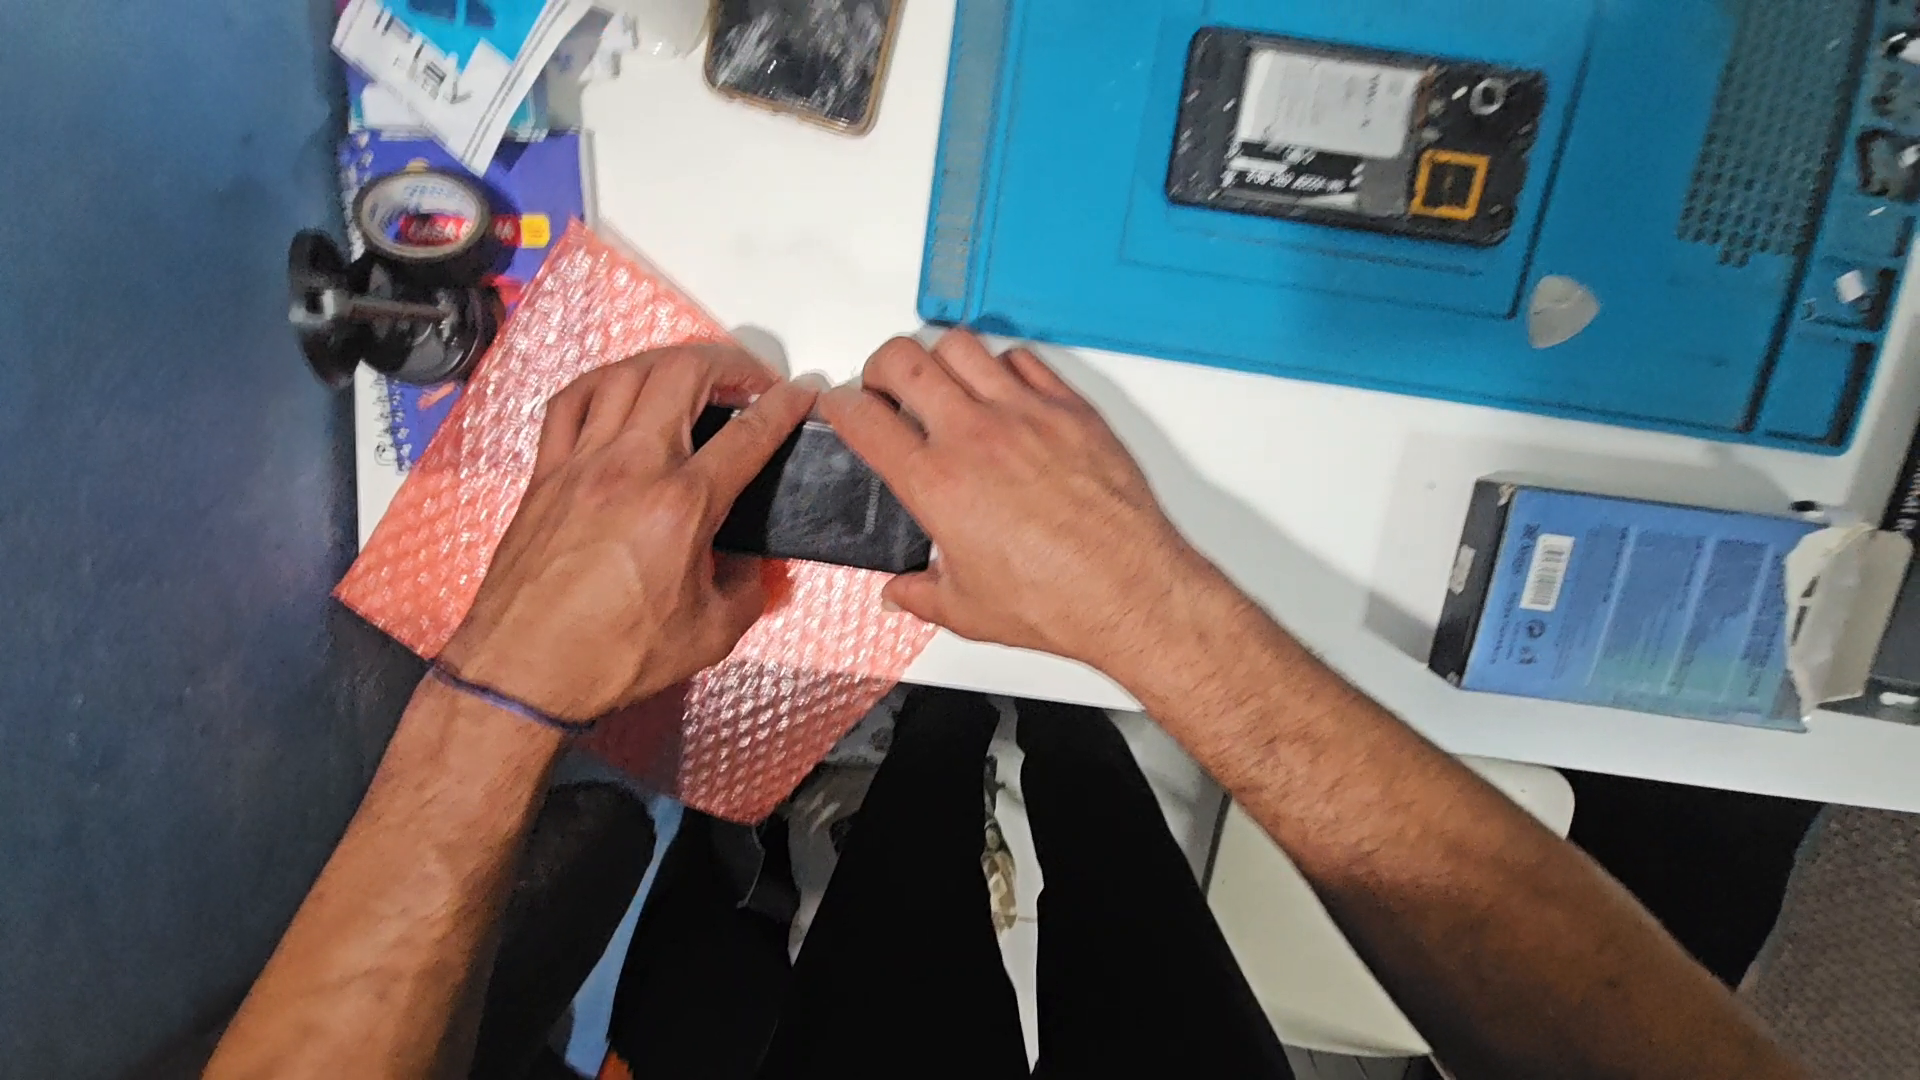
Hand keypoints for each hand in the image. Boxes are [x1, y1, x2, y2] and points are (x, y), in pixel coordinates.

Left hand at [441, 346, 820, 721]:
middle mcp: (632, 467)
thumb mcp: (712, 633)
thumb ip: (747, 588)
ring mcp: (582, 462)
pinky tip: (622, 388)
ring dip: (670, 362)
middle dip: (729, 362)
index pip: (748, 434)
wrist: (522, 671)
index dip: (784, 406)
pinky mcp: (545, 472)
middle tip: (751, 378)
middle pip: (682, 374)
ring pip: (626, 374)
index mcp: (682, 505)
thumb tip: (748, 566)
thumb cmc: (617, 656)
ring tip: (695, 375)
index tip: (801, 394)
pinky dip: (606, 380)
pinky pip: (571, 400)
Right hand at [819, 330, 1225, 673]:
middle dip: (879, 366)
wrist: (1130, 591)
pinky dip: (1002, 366)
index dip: (839, 406)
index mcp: (937, 484)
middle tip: (885, 387)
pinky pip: (1024, 358)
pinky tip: (1004, 391)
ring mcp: (1025, 415)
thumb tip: (899, 593)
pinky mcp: (1070, 410)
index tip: (841, 407)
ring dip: (938, 358)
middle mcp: (975, 437)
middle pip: (902, 359)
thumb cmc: (1057, 601)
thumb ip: (919, 595)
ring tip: (942, 382)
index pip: (863, 418)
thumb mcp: (966, 610)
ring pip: (960, 345)